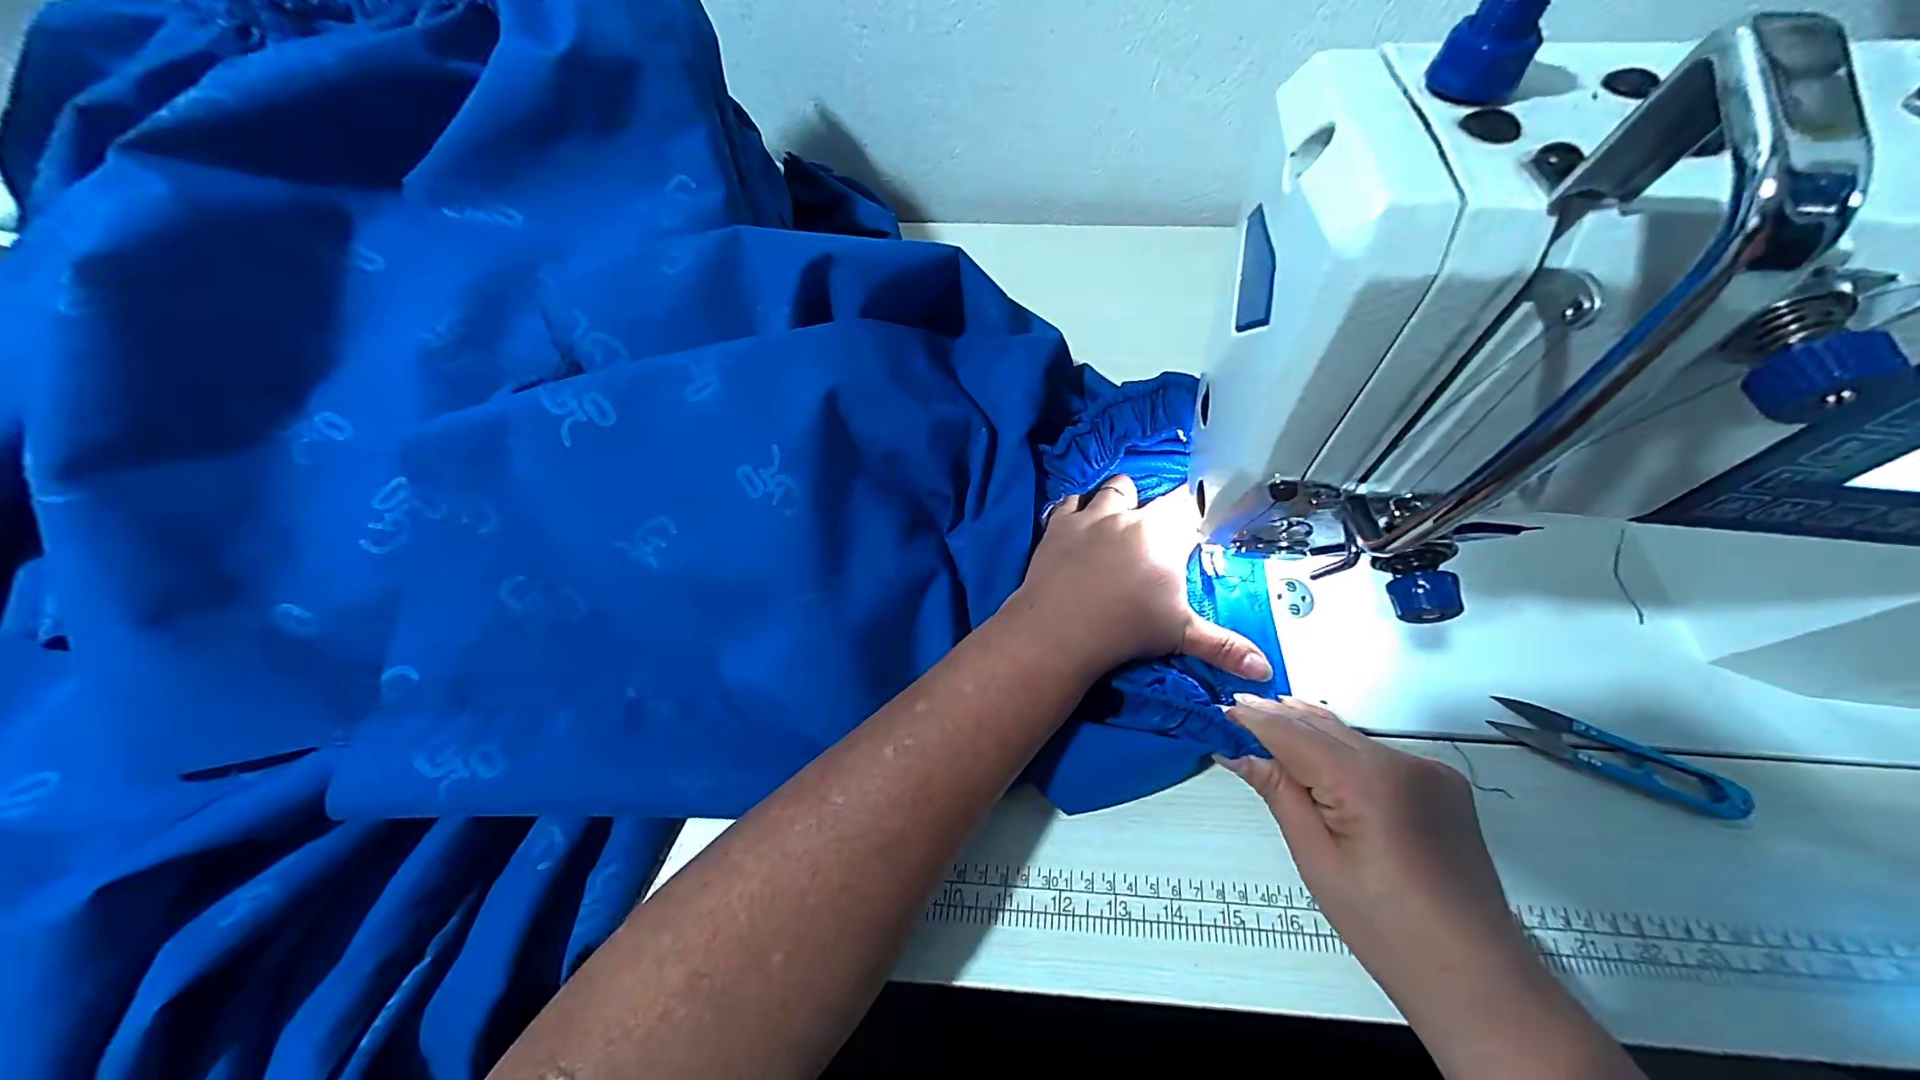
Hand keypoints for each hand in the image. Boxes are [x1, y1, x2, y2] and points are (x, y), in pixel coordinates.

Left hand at [1004, 476, 1271, 681]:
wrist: (1060, 630)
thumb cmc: (1127, 629)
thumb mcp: (1180, 636)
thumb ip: (1223, 647)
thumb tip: (1265, 671)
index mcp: (1163, 536)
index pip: (1190, 506)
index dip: (1195, 510)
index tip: (1196, 522)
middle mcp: (1128, 517)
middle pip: (1151, 495)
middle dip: (1157, 510)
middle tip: (1157, 535)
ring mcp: (1090, 517)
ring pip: (1112, 489)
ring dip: (1119, 499)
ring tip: (1120, 520)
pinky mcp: (1058, 525)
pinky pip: (1070, 501)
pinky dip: (1078, 507)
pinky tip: (1080, 523)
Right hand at [1217, 695, 1523, 994]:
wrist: (1474, 975)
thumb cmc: (1394, 932)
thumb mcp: (1316, 859)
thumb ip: (1279, 793)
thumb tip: (1242, 755)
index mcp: (1371, 785)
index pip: (1295, 732)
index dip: (1254, 720)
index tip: (1224, 711)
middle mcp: (1406, 766)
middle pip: (1323, 726)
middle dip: (1277, 719)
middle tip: (1235, 716)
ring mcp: (1430, 771)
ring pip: (1350, 736)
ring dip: (1308, 732)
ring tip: (1266, 729)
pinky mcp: (1442, 783)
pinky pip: (1377, 753)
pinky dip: (1342, 751)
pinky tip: (1318, 758)